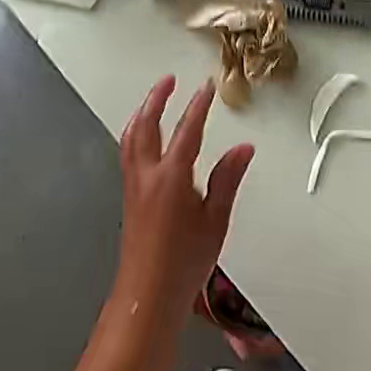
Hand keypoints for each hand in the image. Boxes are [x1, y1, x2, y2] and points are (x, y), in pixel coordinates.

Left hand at [114, 76, 254, 317]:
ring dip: (142, 112)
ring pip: (132, 136)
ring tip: (154, 98)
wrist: (148, 289)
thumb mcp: (216, 220)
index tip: (207, 87)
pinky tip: (143, 135)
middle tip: (169, 80)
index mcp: (171, 177)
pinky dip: (135, 133)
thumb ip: (227, 179)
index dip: (198, 106)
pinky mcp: (128, 193)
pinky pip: (128, 151)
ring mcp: (133, 183)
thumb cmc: (185, 261)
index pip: (186, 131)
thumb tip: (242, 148)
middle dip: (157, 98)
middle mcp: (146, 174)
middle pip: (147, 124)